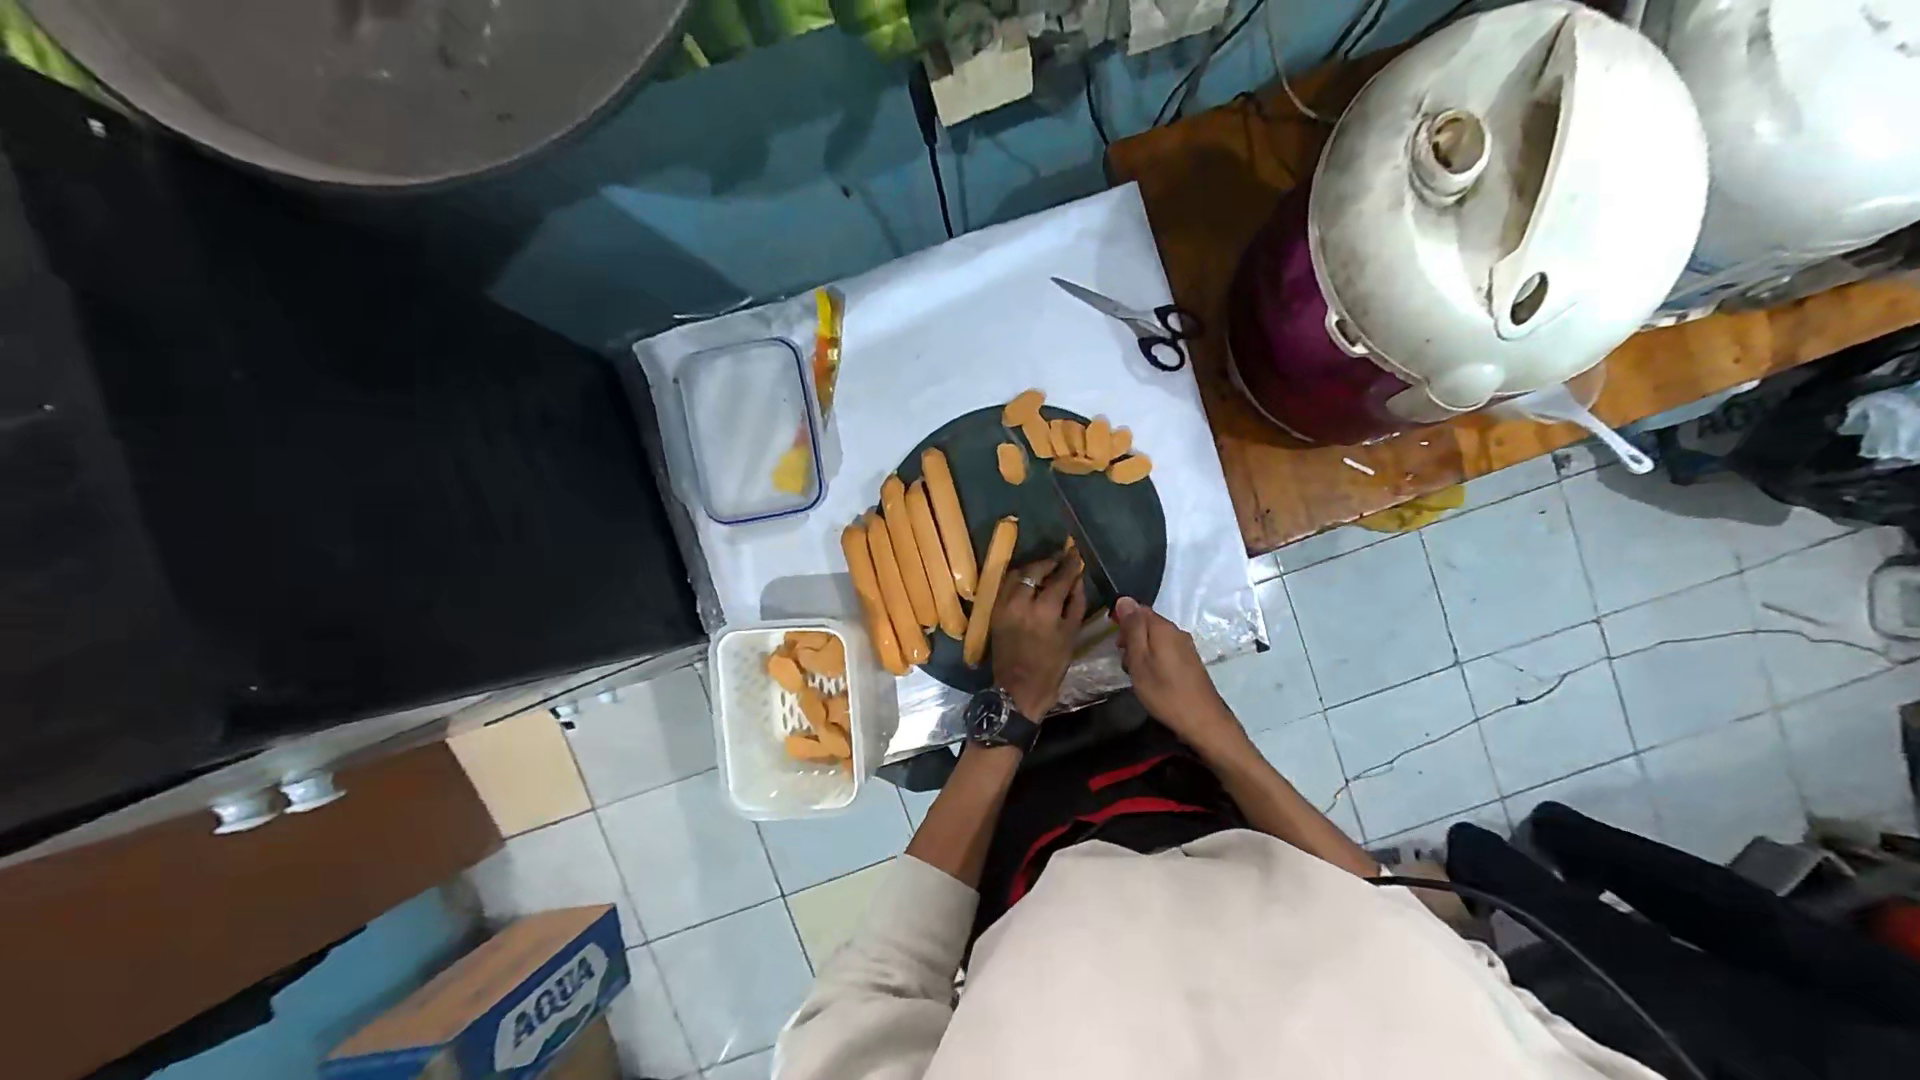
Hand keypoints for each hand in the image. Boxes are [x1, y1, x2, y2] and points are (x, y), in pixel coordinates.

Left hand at [990, 551, 1086, 718]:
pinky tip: (1030, 579)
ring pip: (1018, 573)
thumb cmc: (1051, 665)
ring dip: (1033, 567)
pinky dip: (1019, 577)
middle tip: (1062, 558)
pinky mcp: (994, 610)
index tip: (1076, 554)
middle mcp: (1020, 601)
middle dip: (1050, 562)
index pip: (1060, 577)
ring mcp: (1004, 604)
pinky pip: (1006, 584)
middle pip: (1035, 569)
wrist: (1019, 688)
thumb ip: (1076, 602)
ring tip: (1047, 567)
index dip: (1070, 564)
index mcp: (1044, 610)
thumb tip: (1077, 578)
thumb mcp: (1071, 634)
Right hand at [1113, 596, 1247, 757]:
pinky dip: (1153, 660)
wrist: (1202, 721)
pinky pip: (1165, 651)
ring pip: (1154, 639)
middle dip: (1131, 639)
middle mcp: (1177, 632)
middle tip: (1126, 663)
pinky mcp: (1189, 662)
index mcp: (1163, 628)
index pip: (1138, 609)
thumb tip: (1124, 599)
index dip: (1123, 623)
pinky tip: (1152, 679)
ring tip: (1137, 674)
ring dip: (1141, 652)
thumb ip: (1132, 629)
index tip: (1117, 645)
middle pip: (1146, 624)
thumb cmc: (1164, 691)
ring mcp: (1185, 647)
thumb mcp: (1139, 659)